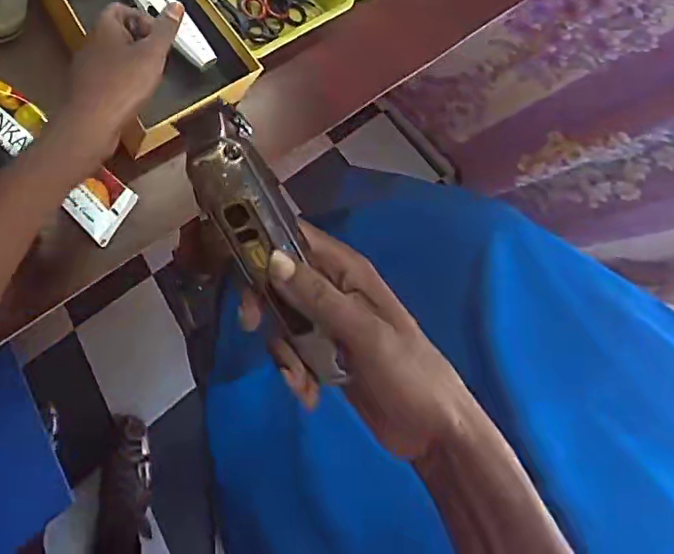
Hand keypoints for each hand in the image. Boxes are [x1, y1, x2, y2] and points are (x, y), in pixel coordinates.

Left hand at [65, 3, 180, 144]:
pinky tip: (132, 94)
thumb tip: (175, 6)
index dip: (142, 17)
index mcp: (104, 28)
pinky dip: (121, 80)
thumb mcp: (152, 53)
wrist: (91, 123)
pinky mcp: (86, 88)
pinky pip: (106, 76)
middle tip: (155, 54)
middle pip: (116, 31)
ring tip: (146, 76)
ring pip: (111, 55)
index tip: (158, 33)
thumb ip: (165, 29)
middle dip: (139, 41)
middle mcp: (91, 43)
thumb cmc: (121, 85)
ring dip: (130, 62)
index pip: (120, 8)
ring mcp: (85, 66)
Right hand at [240, 222, 475, 460]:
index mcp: (346, 269)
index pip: (294, 235)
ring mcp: (326, 320)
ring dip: (281, 348)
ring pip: (279, 316)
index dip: (260, 239)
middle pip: (276, 276)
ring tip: (300, 381)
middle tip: (251, 324)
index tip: (235, 259)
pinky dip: (292, 369)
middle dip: (262, 302)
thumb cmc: (410, 374)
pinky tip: (308, 393)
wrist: (438, 438)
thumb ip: (317, 296)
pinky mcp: (322, 351)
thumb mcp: (364, 333)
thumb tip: (271, 259)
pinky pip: (289, 347)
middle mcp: (332, 287)